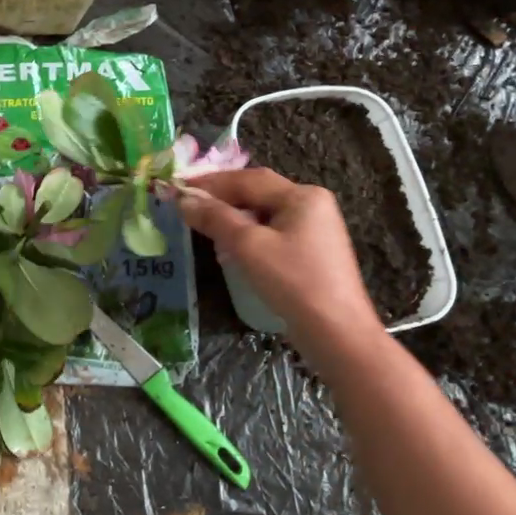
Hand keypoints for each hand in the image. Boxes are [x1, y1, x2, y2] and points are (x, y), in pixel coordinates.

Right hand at [177, 169, 383, 360]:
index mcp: (302, 196)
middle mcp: (311, 205)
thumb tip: (183, 199)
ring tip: (203, 227)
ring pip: (263, 213)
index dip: (210, 182)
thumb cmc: (294, 282)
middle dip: (221, 198)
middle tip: (187, 205)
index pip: (247, 179)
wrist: (338, 335)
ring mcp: (314, 229)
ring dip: (232, 217)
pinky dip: (248, 234)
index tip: (177, 188)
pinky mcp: (311, 252)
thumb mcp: (248, 246)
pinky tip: (230, 248)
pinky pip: (272, 232)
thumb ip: (215, 218)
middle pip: (257, 193)